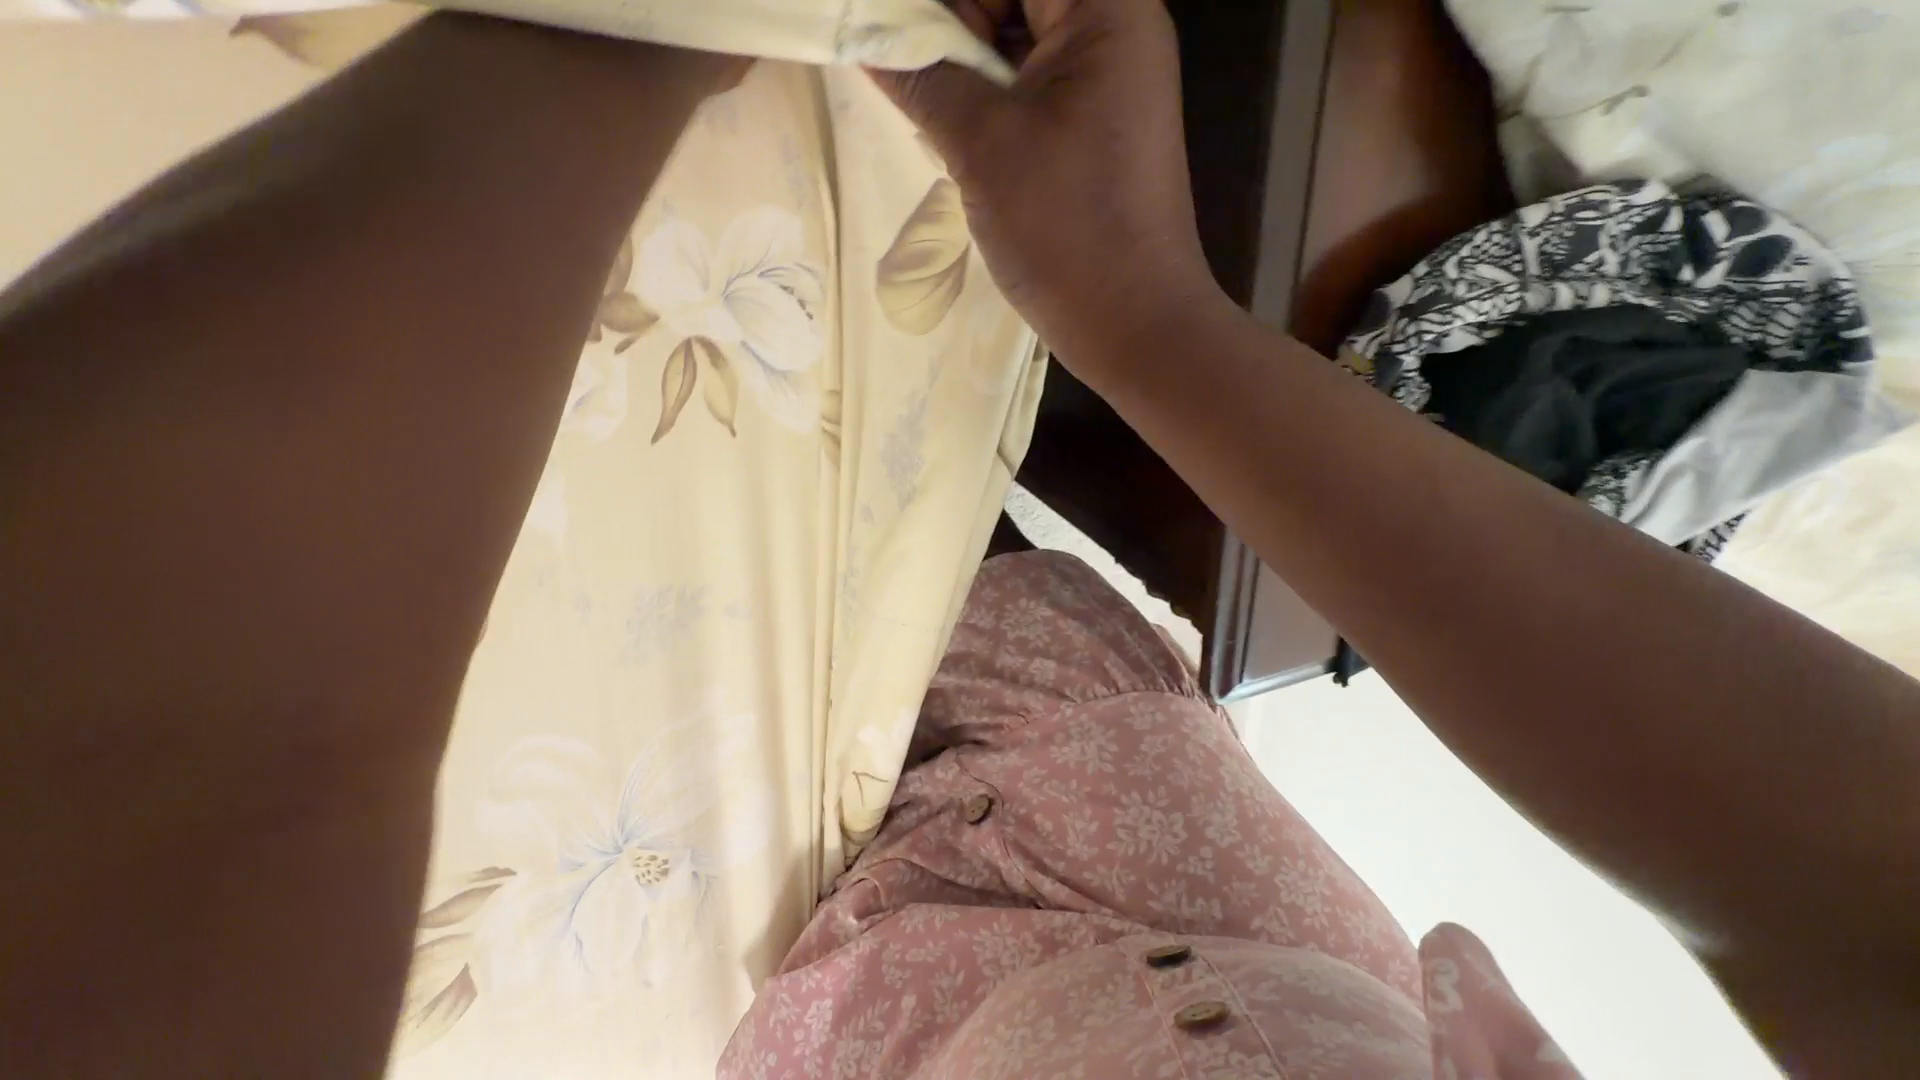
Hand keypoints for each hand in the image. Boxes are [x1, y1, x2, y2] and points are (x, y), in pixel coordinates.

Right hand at [873, 0, 1228, 367]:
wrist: (1134, 326)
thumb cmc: (1067, 229)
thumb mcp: (982, 145)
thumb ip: (921, 75)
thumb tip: (866, 33)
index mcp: (1105, 8)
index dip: (946, 1)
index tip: (893, 27)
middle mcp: (1113, 30)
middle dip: (950, 24)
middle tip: (902, 65)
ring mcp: (1104, 84)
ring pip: (1013, 41)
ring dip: (961, 62)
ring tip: (918, 98)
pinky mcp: (1092, 129)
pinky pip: (1026, 86)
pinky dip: (984, 98)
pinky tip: (948, 127)